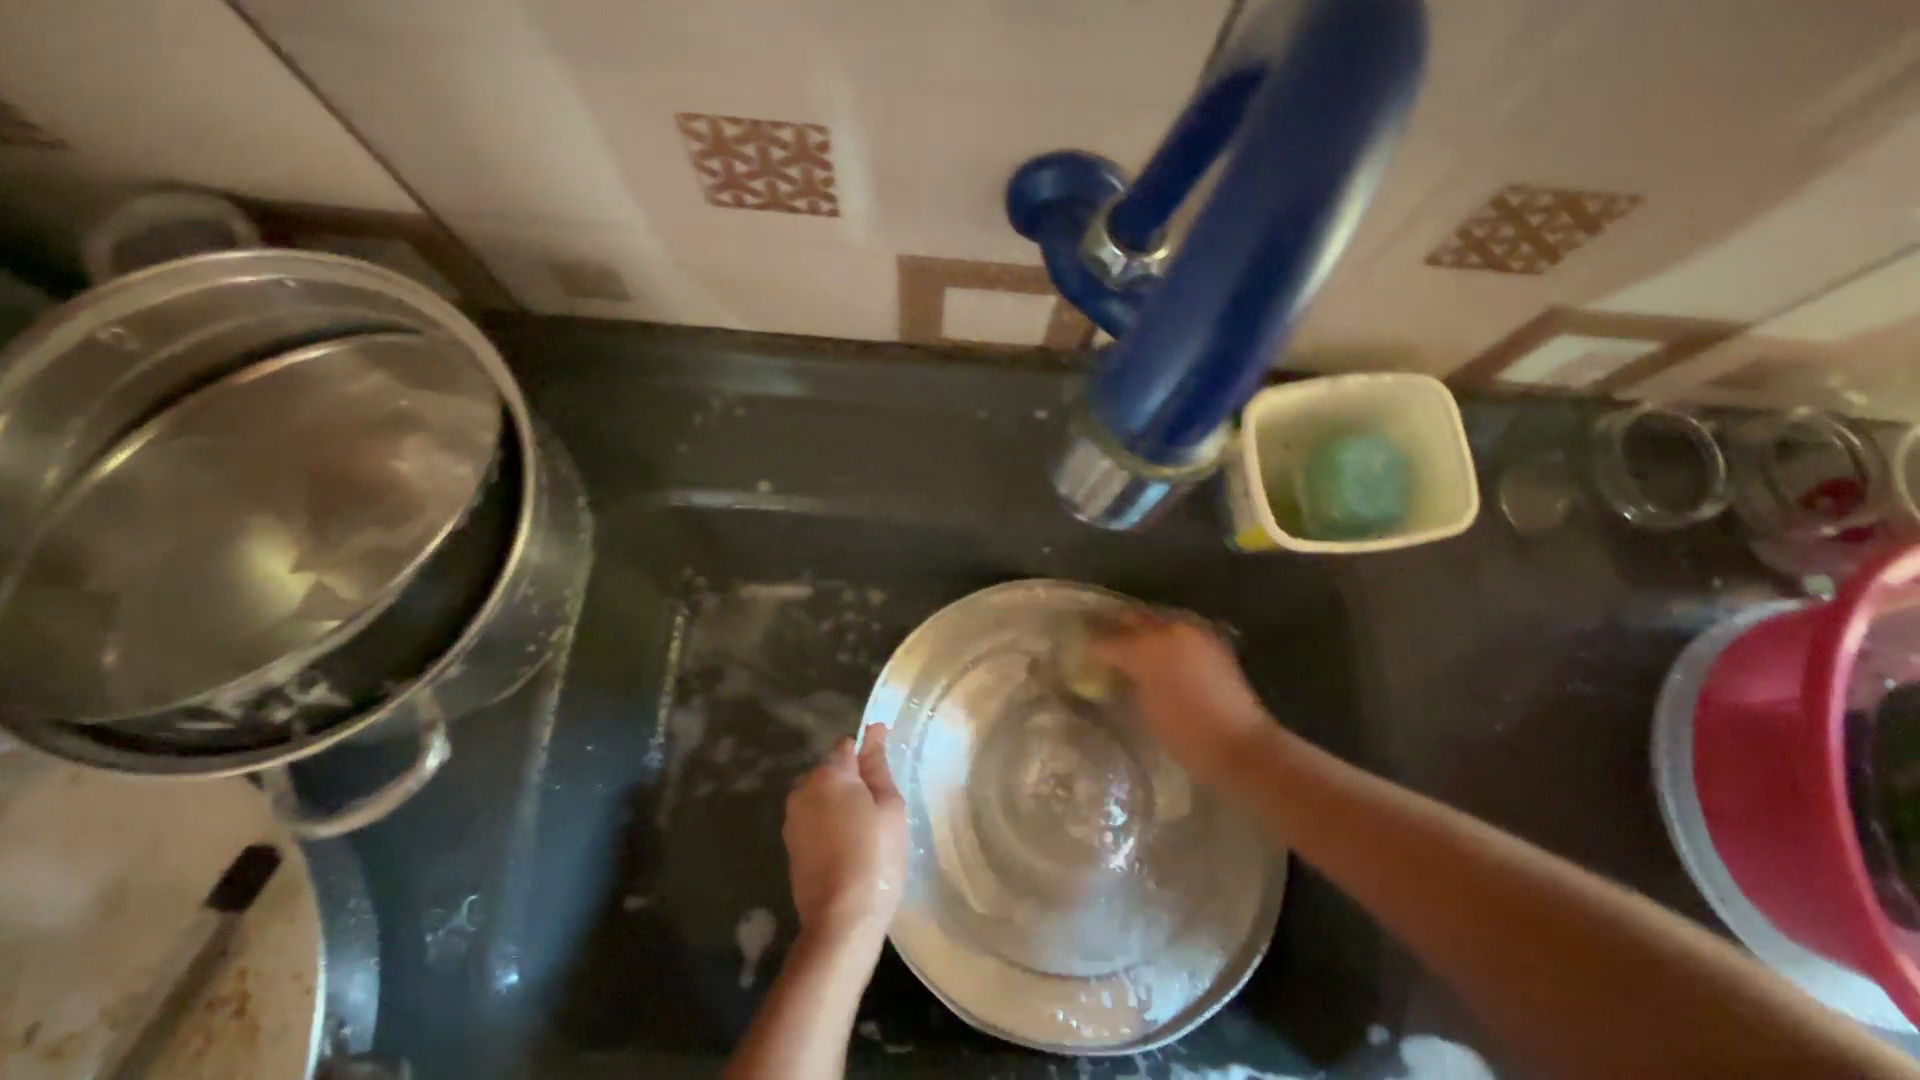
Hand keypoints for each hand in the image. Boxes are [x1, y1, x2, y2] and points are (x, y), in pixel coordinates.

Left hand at [783, 723, 908, 945]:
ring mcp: (792, 819)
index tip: (887, 774)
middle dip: (853, 781)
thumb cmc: (876, 856)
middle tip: (882, 809)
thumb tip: (873, 733)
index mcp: (828, 774)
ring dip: (841, 804)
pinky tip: (849, 847)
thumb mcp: (890, 807)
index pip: (848, 747)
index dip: (869, 755)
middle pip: (832, 771)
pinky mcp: (790, 845)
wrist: (842, 918)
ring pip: (822, 797)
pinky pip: (814, 820)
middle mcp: (802, 789)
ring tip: (867, 831)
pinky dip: (830, 825)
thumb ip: (878, 767)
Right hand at [1090, 611, 1281, 786]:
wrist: (1239, 745)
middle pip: (1132, 617)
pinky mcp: (1213, 641)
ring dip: (1140, 630)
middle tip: (1101, 645)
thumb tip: (1114, 667)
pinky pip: (1178, 629)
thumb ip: (1126, 677)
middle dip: (1114, 629)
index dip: (1091, 647)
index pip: (1106, 638)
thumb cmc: (1185, 734)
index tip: (1081, 656)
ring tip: (1128, 649)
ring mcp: (1195, 632)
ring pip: (1156, 619)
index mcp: (1148, 644)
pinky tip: (1157, 654)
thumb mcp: (1144, 706)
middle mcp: (1170, 628)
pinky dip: (1163, 637)